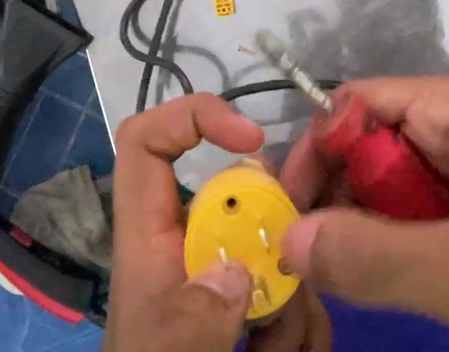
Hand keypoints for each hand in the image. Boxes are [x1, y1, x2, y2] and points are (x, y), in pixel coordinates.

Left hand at [103, 94, 332, 351]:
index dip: (191, 117)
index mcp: (149, 236)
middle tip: (292, 301)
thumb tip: (236, 273)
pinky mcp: (247, 306)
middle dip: (281, 249)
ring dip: (294, 307)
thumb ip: (191, 320)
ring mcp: (221, 275)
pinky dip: (302, 333)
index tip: (249, 140)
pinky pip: (294, 298)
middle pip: (245, 201)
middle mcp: (189, 243)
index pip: (146, 143)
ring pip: (279, 252)